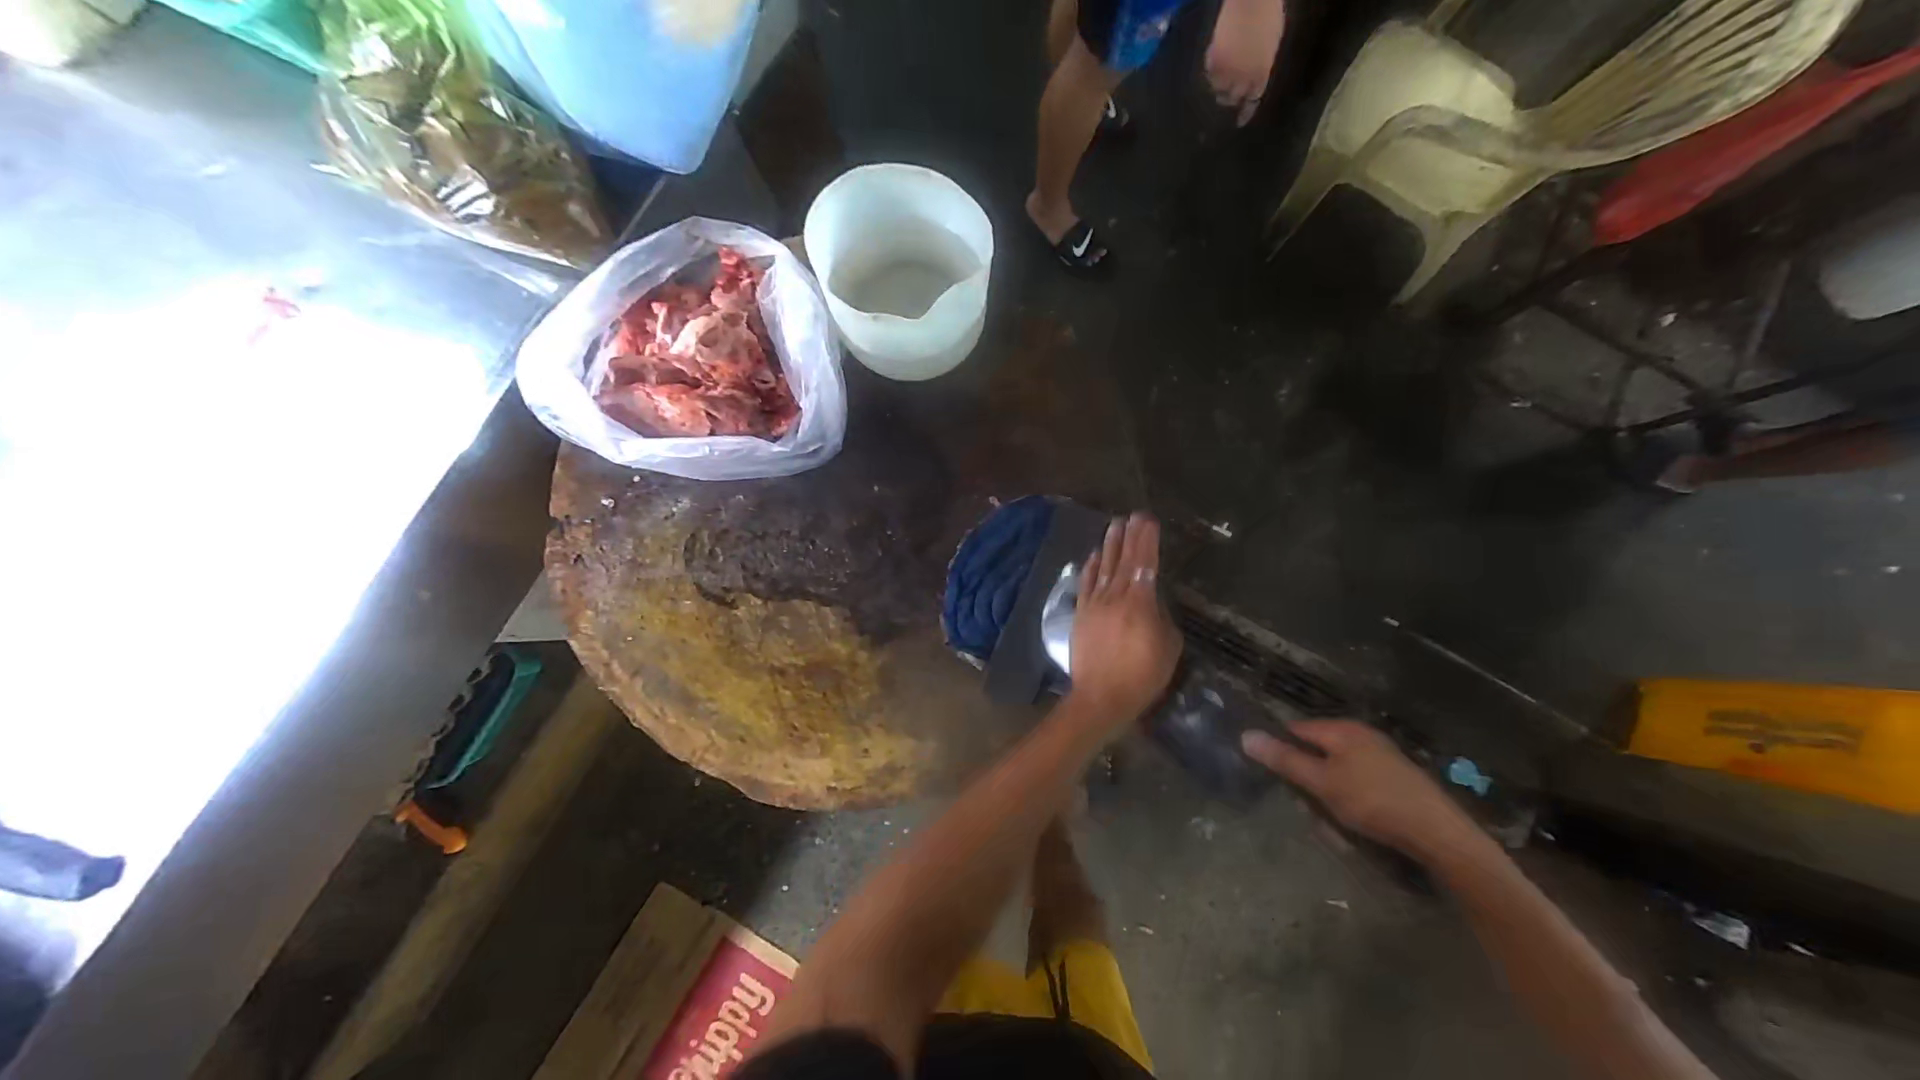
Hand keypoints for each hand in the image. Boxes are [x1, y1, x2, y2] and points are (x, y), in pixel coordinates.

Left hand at [1067, 514, 1182, 725]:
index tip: (1148, 520)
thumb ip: (1161, 618)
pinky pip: (1086, 583)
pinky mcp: (1080, 614)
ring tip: (1115, 524)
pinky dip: (1091, 566)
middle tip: (1134, 515)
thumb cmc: (1142, 676)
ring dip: (1110, 544)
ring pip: (1104, 567)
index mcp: (1140, 602)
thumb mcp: (1168, 647)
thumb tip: (1153, 602)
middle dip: (1130, 535)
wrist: (1100, 697)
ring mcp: (1095, 604)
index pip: (1145, 562)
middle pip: (1123, 559)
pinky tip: (1095, 554)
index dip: (1147, 539)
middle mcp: (1115, 596)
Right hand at [1205, 0, 1284, 125]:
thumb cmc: (1268, 16)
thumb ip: (1262, 64)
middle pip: (1233, 98)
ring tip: (1219, 78)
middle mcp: (1243, 78)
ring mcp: (1227, 71)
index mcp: (1262, 72)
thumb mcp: (1271, 44)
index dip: (1245, 111)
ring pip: (1219, 89)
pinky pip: (1210, 74)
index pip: (1253, 99)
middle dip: (1231, 98)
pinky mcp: (1213, 62)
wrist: (1251, 1)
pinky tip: (1214, 60)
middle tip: (1226, 95)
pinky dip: (1212, 70)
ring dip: (1219, 85)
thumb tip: (1253, 80)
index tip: (1239, 120)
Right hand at [1241, 719, 1478, 860]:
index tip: (1269, 773)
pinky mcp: (1396, 777)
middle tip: (1301, 800)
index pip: (1296, 729)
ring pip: (1337, 766)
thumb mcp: (1321, 782)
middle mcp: (1362, 734)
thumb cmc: (1373, 802)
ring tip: (1325, 814)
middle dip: (1305, 772)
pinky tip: (1352, 814)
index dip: (1280, 747)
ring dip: (1326, 787)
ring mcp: (1382, 755)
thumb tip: (1246, 735)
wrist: (1439, 833)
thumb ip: (1284, 759)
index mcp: (1342, 729)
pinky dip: (1347, 793)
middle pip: (1317, 747)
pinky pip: (1357, 779)